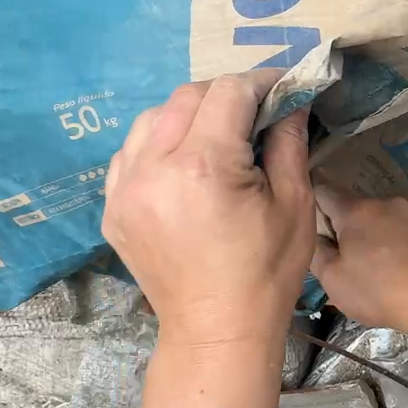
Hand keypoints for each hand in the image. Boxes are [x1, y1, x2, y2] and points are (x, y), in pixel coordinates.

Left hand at [102, 70, 314, 352]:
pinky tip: (187, 160)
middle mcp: (153, 168)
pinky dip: (161, 141)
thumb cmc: (268, 266)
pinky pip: (131, 151)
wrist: (218, 326)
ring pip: (152, 118)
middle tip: (260, 109)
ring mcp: (124, 189)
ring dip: (190, 113)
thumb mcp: (294, 201)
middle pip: (186, 97)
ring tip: (221, 133)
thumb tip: (291, 101)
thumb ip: (288, 142)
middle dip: (227, 93)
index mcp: (203, 166)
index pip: (228, 92)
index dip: (262, 81)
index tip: (286, 86)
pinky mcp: (113, 207)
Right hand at [311, 191, 407, 335]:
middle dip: (341, 226)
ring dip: (366, 232)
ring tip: (365, 261)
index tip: (309, 223)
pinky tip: (388, 261)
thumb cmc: (374, 290)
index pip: (324, 192)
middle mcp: (384, 202)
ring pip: (376, 217)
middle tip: (337, 254)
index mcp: (356, 209)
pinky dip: (387, 238)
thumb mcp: (332, 277)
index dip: (313, 205)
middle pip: (352, 207)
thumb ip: (317, 250)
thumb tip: (314, 234)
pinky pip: (395, 226)